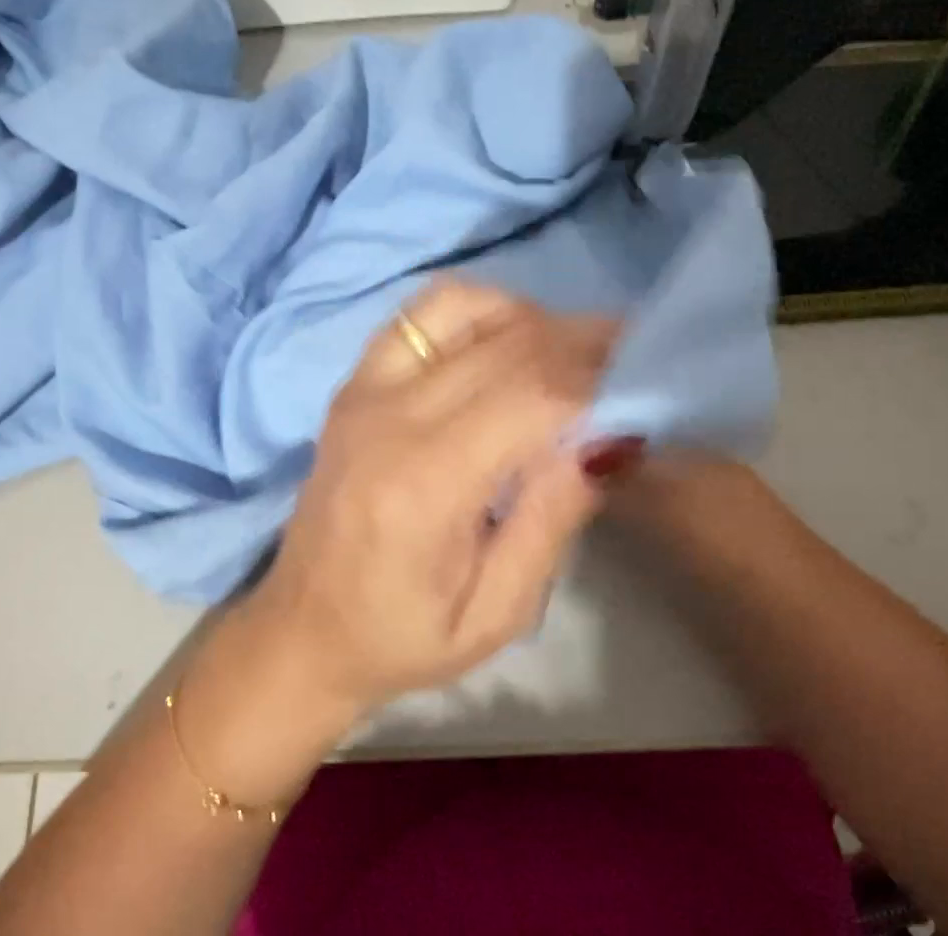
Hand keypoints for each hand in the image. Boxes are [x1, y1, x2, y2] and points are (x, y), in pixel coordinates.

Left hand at [241, 280, 618, 716]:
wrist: (304, 632)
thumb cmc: (405, 639)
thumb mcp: (497, 613)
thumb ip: (552, 520)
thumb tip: (609, 438)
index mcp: (425, 484)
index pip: (532, 394)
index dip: (598, 381)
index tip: (643, 392)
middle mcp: (390, 417)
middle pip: (508, 343)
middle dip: (583, 344)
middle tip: (631, 363)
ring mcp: (365, 390)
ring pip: (467, 309)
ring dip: (534, 320)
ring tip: (571, 356)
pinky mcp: (355, 383)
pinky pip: (423, 314)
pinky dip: (479, 311)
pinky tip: (507, 342)